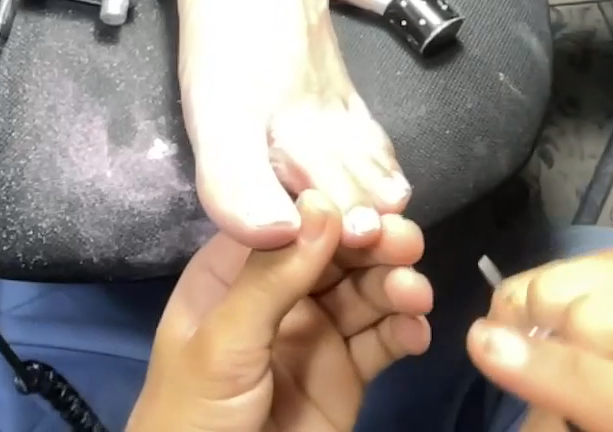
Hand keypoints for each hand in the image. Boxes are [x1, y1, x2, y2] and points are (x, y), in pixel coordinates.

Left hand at [128, 191, 433, 431]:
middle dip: (371, 242)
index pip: (286, 221)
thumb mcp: (224, 340)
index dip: (328, 207)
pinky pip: (380, 342)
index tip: (367, 202)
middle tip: (404, 242)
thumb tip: (322, 203)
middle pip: (332, 251)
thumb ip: (272, 276)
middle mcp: (277, 290)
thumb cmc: (196, 411)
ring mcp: (313, 331)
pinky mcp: (344, 375)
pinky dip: (403, 330)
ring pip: (363, 292)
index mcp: (234, 269)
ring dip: (393, 284)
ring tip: (413, 291)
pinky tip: (416, 329)